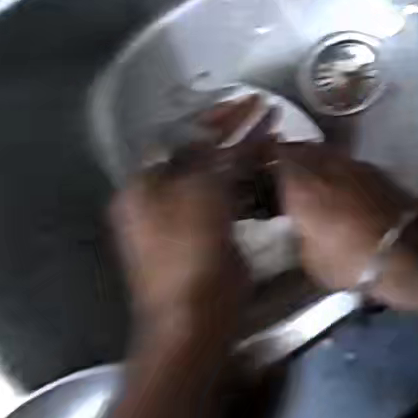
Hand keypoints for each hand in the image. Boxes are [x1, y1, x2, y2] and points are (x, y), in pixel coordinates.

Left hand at [109, 97, 272, 346]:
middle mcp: (156, 199)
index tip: (247, 101)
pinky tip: (270, 161)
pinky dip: (246, 174)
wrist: (195, 316)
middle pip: (198, 151)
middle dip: (232, 129)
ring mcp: (181, 218)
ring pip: (215, 170)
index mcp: (143, 186)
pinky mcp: (205, 233)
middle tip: (264, 108)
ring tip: (274, 127)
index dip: (214, 116)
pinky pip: (226, 191)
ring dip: (243, 148)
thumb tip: (227, 126)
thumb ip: (214, 152)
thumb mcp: (201, 189)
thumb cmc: (190, 249)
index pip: (179, 136)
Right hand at [273, 143, 417, 295]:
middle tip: (278, 162)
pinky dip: (334, 165)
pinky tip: (334, 178)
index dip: (264, 155)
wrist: (401, 248)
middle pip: (301, 149)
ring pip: (324, 151)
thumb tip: (299, 221)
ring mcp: (352, 164)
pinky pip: (344, 160)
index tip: (255, 157)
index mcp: (301, 187)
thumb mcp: (308, 256)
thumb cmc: (348, 260)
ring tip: (306, 169)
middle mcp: (325, 167)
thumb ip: (298, 230)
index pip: (275, 158)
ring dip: (313, 156)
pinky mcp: (373, 169)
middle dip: (288, 152)